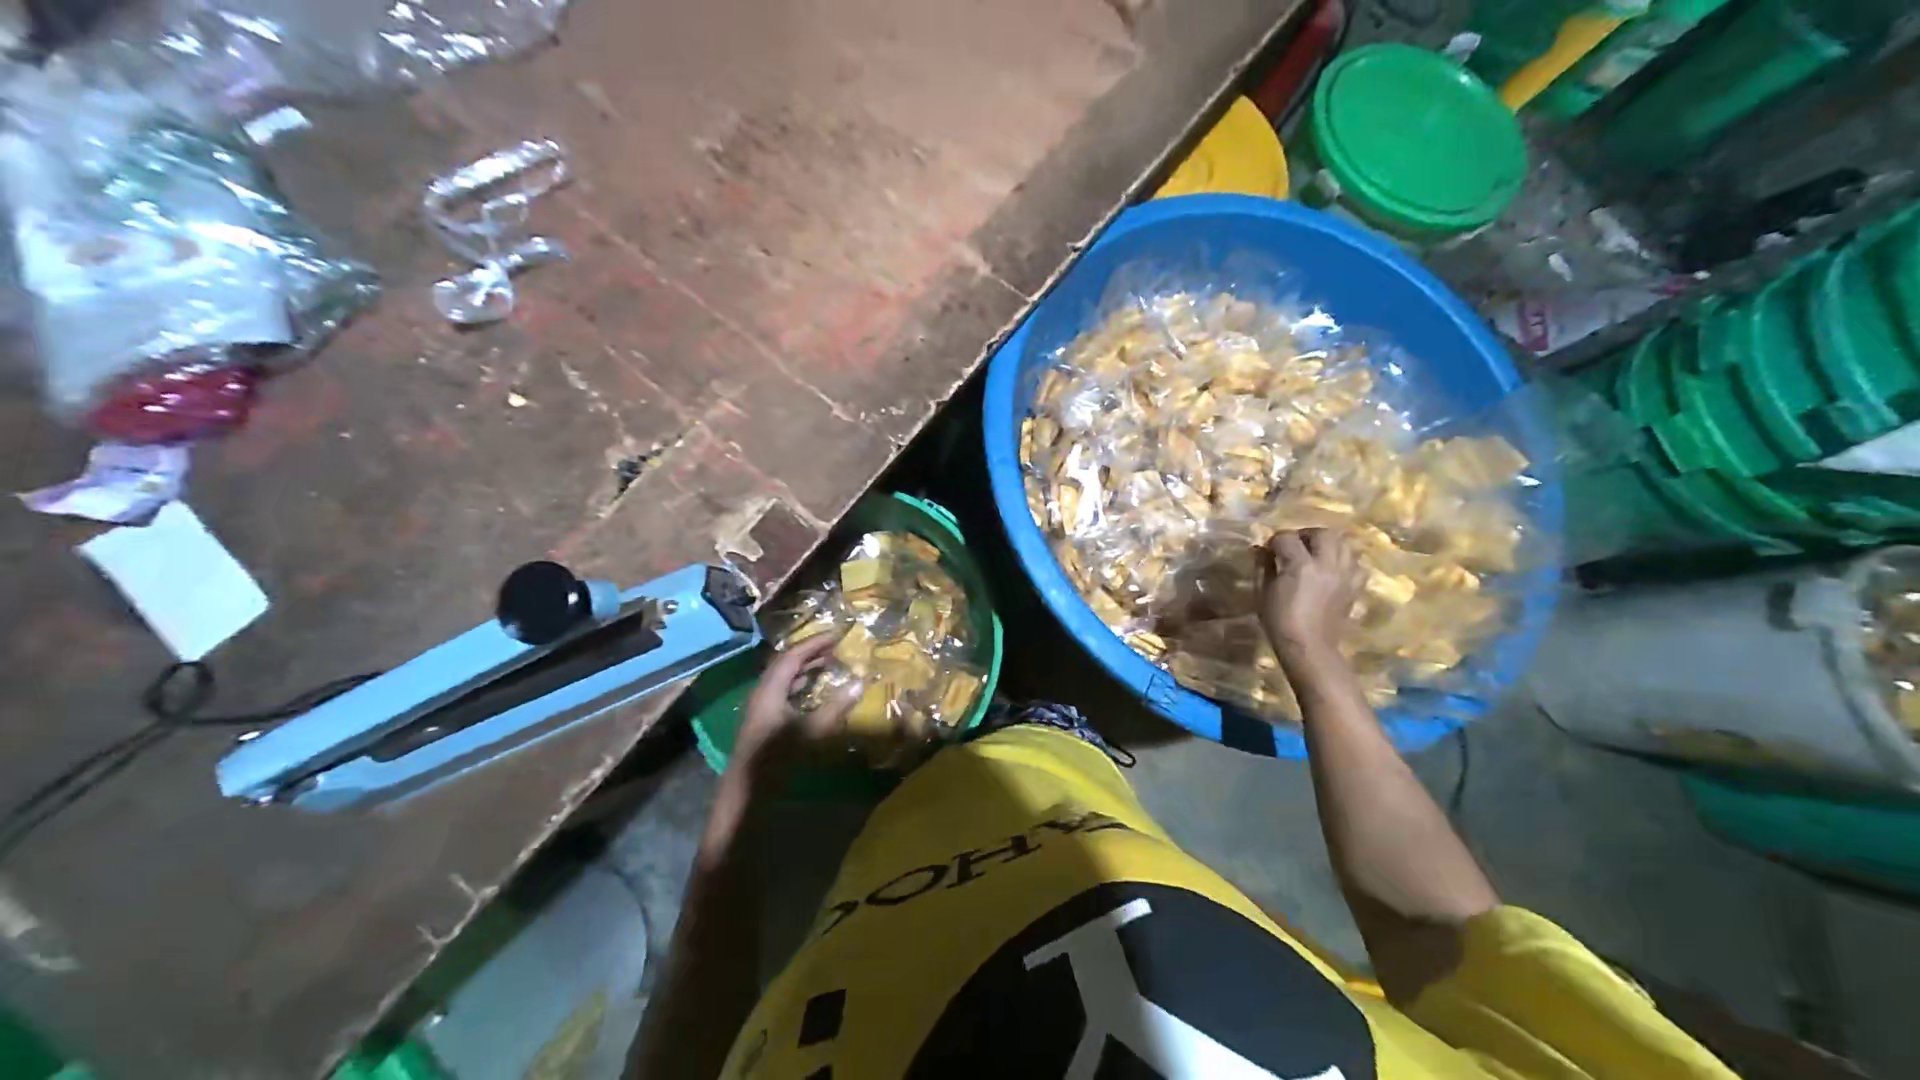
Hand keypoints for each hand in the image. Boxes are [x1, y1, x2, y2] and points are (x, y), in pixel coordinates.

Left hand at [731, 633, 858, 772]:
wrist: (748, 789)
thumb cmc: (779, 757)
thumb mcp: (812, 731)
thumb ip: (836, 707)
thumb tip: (859, 683)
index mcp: (770, 689)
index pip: (792, 656)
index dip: (814, 643)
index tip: (836, 635)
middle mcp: (762, 691)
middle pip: (785, 663)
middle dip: (810, 652)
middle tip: (834, 648)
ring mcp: (760, 706)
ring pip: (783, 677)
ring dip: (805, 668)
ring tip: (828, 664)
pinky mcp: (763, 719)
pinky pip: (783, 690)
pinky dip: (800, 683)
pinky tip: (813, 690)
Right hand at [1259, 528, 1360, 665]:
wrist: (1309, 646)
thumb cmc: (1279, 621)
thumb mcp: (1263, 592)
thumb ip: (1263, 566)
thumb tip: (1261, 549)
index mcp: (1300, 565)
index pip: (1287, 537)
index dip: (1275, 541)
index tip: (1268, 551)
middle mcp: (1327, 564)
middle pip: (1322, 533)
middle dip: (1305, 535)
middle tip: (1294, 546)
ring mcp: (1345, 574)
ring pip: (1344, 544)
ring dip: (1328, 544)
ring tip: (1315, 554)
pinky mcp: (1355, 586)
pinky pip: (1355, 563)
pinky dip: (1344, 560)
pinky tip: (1332, 569)